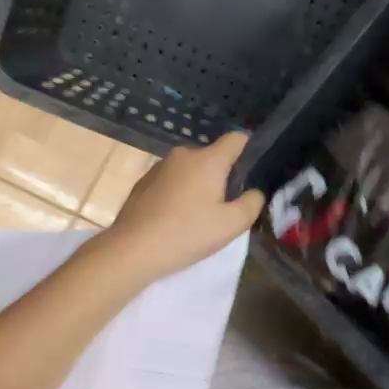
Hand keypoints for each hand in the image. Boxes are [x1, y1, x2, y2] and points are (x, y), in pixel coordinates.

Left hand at [97, 131, 264, 282]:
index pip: (236, 139)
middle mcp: (183, 155)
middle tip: (224, 207)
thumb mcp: (231, 225)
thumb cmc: (187, 234)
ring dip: (198, 186)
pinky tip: (174, 219)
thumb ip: (252, 203)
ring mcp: (159, 167)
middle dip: (222, 176)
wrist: (133, 249)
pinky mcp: (142, 182)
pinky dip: (177, 193)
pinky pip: (170, 181)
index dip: (249, 150)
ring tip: (197, 216)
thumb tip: (255, 192)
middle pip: (212, 157)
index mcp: (208, 159)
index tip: (252, 173)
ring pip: (190, 170)